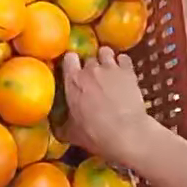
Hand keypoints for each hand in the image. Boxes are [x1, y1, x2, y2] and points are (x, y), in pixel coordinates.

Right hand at [60, 49, 174, 168]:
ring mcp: (110, 68)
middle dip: (91, 65)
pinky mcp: (128, 70)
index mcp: (73, 81)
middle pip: (89, 57)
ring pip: (105, 52)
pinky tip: (124, 72)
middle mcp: (90, 69)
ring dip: (106, 59)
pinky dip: (123, 63)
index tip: (74, 69)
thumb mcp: (73, 134)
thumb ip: (64, 126)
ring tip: (109, 70)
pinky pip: (123, 58)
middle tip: (94, 79)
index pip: (68, 58)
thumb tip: (58, 130)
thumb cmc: (96, 134)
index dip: (72, 62)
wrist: (126, 132)